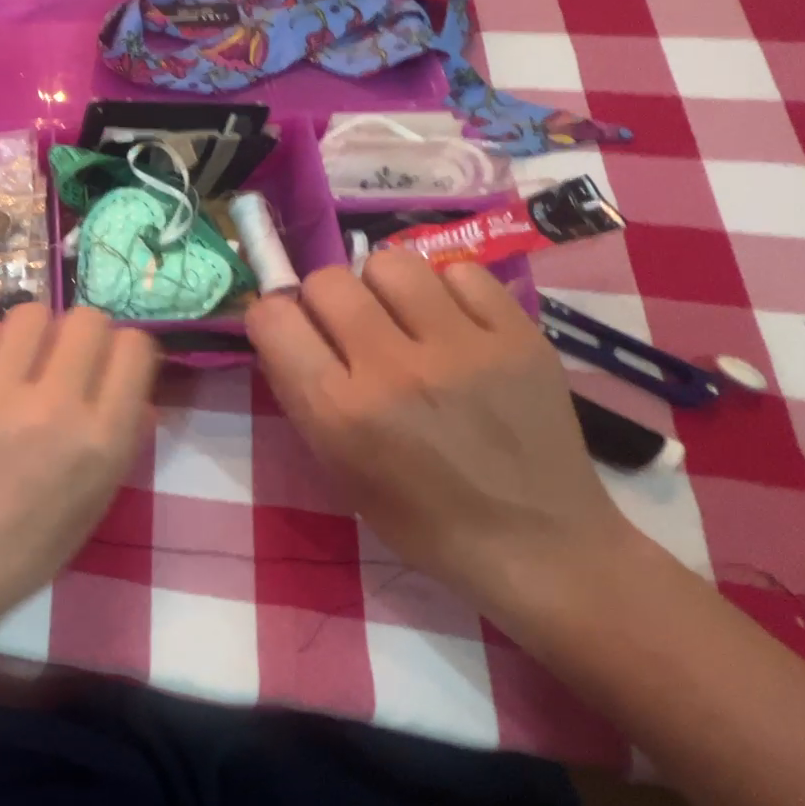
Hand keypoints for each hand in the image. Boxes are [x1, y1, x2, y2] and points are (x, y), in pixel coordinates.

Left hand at [0, 304, 160, 620]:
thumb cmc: (37, 536)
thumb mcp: (101, 494)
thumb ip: (126, 432)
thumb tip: (137, 380)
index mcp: (102, 439)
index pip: (134, 347)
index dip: (123, 350)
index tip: (108, 363)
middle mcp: (54, 407)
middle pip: (86, 319)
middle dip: (82, 334)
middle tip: (63, 359)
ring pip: (30, 313)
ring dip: (32, 333)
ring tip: (20, 363)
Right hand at [244, 253, 639, 607]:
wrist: (532, 542)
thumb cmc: (414, 515)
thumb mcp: (333, 463)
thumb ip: (302, 393)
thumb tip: (285, 332)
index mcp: (337, 409)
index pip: (272, 317)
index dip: (272, 318)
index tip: (288, 333)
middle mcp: (393, 368)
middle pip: (328, 280)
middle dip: (322, 300)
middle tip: (344, 329)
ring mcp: (461, 347)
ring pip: (390, 263)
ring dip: (379, 287)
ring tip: (397, 318)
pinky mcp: (519, 337)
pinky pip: (461, 274)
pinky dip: (444, 292)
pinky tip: (450, 325)